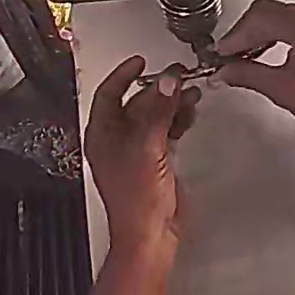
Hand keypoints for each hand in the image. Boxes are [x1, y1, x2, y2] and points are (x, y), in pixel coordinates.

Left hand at [84, 56, 200, 260]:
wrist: (150, 233)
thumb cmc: (136, 199)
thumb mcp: (148, 146)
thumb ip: (159, 111)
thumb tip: (168, 81)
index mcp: (103, 134)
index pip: (109, 93)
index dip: (124, 74)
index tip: (141, 60)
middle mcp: (117, 140)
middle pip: (137, 103)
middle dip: (158, 89)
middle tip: (178, 75)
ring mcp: (137, 150)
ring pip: (154, 116)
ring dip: (172, 103)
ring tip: (191, 91)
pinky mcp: (155, 160)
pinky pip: (166, 130)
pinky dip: (177, 119)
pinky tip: (189, 112)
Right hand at [215, 0, 294, 154]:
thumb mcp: (284, 90)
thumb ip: (248, 74)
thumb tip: (226, 70)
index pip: (262, 15)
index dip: (237, 33)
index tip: (225, 50)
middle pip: (279, 11)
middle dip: (254, 31)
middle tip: (236, 52)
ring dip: (276, 31)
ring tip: (260, 52)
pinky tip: (291, 52)